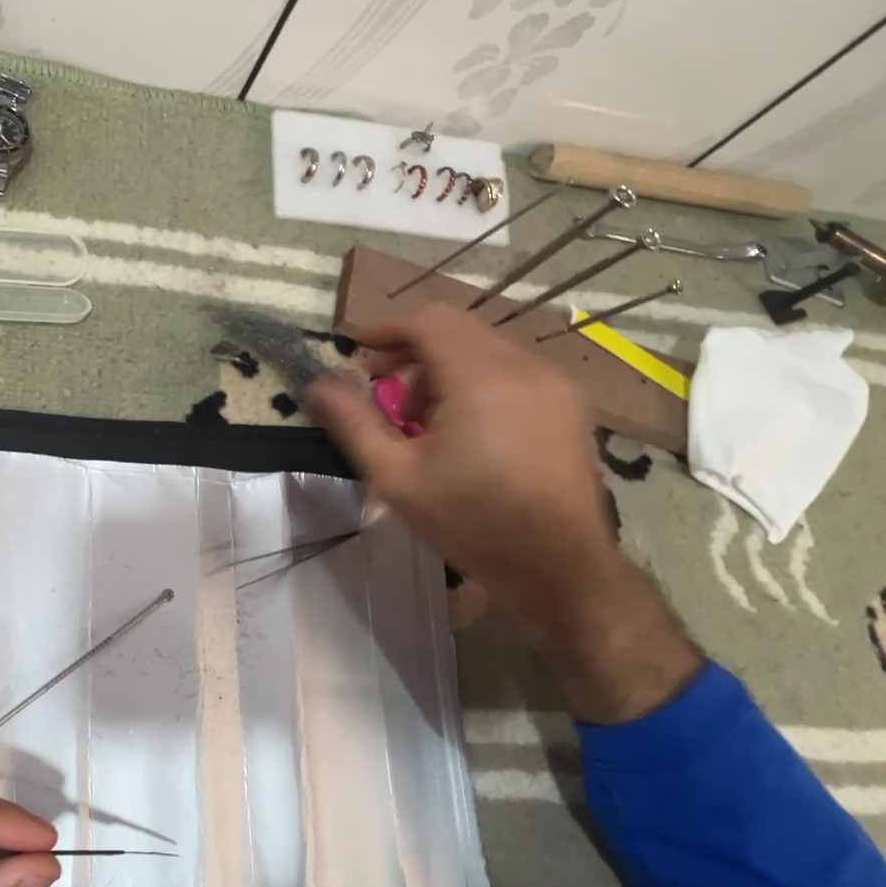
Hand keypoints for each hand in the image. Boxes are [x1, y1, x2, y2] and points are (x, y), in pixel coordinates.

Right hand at [306, 304, 700, 721]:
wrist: (557, 566)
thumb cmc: (470, 521)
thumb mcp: (394, 477)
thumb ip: (353, 422)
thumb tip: (317, 383)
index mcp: (482, 378)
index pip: (428, 320)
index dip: (385, 328)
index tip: (356, 353)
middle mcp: (525, 366)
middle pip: (457, 329)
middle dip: (411, 351)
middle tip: (382, 392)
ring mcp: (554, 383)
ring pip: (485, 347)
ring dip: (443, 367)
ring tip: (421, 419)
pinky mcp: (568, 404)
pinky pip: (511, 369)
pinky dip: (476, 380)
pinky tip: (463, 427)